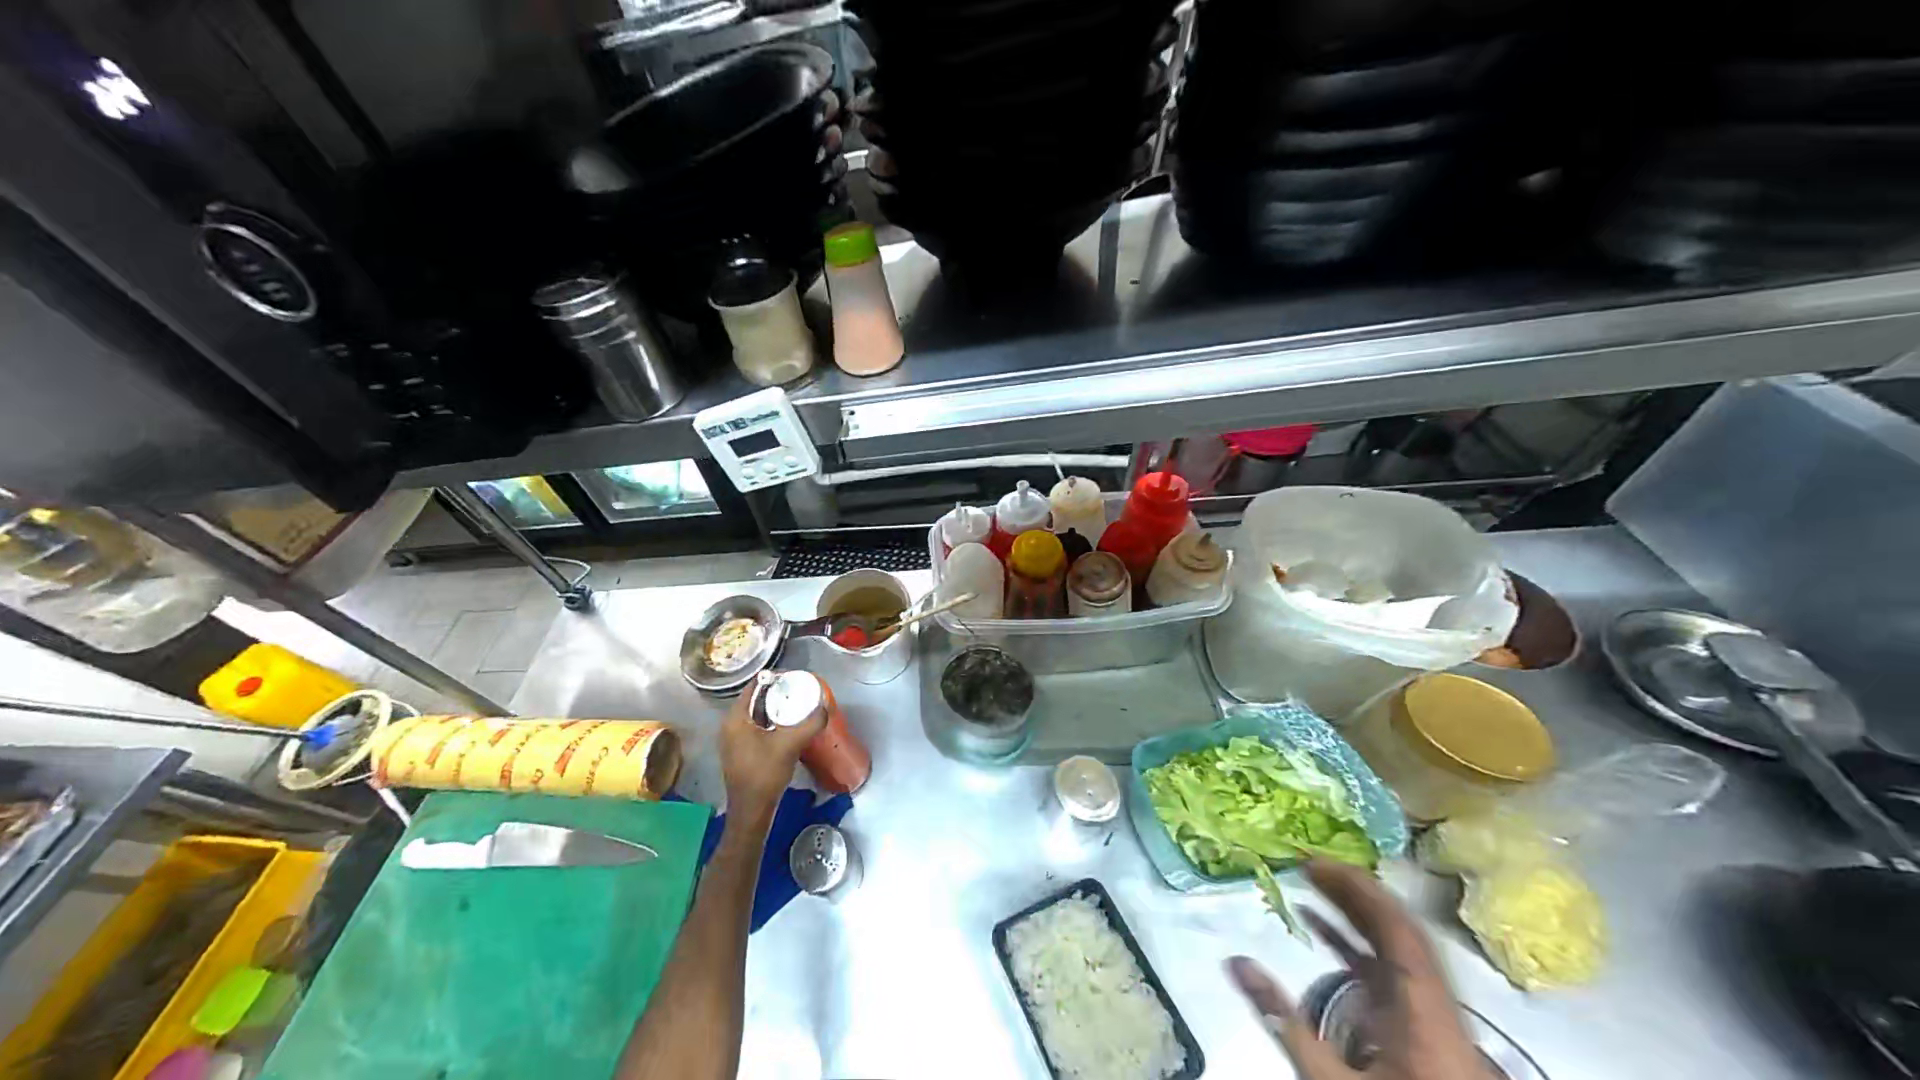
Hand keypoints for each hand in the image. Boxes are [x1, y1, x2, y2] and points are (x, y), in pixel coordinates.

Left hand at [719, 672, 824, 827]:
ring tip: (797, 706)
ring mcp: (733, 740)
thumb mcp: (790, 745)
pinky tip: (788, 727)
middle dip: (777, 693)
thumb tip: (825, 707)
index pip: (753, 687)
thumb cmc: (765, 774)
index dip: (773, 678)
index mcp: (735, 719)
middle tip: (799, 691)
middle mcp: (730, 726)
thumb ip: (810, 724)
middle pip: (754, 700)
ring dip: (774, 709)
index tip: (794, 677)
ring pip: (756, 715)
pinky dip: (770, 723)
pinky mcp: (739, 752)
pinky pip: (755, 728)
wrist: (752, 810)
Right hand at [1228, 860, 1497, 1079]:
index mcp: (1423, 1010)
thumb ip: (1284, 1021)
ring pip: (1395, 946)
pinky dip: (1354, 941)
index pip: (1399, 931)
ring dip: (1353, 911)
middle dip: (1354, 892)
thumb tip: (1235, 962)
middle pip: (1399, 930)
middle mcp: (1435, 1003)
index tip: (1316, 863)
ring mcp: (1428, 1014)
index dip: (1360, 890)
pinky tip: (1316, 922)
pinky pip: (1389, 970)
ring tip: (1311, 881)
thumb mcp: (1330, 1079)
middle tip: (1308, 864)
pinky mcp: (1416, 1025)